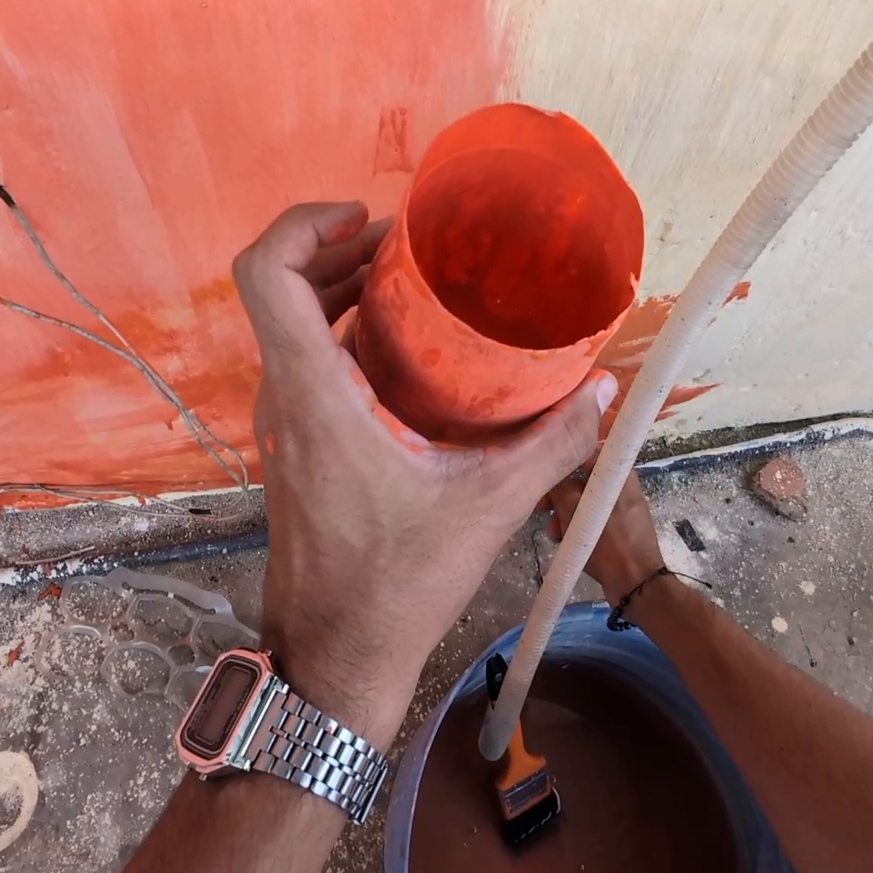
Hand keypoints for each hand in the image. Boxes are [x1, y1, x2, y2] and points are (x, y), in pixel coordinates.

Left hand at [233, 202, 616, 746]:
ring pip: (291, 326)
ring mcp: (283, 422)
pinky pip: (306, 362)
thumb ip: (553, 442)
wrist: (335, 654)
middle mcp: (284, 396)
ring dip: (338, 289)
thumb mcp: (489, 506)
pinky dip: (341, 332)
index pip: (265, 275)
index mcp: (314, 393)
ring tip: (410, 280)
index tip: (363, 218)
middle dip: (338, 249)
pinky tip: (401, 346)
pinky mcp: (295, 444)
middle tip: (409, 245)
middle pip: (281, 289)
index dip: (301, 225)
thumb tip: (606, 389)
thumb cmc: (399, 582)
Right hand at [546, 467, 664, 602]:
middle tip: (542, 509)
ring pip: (583, 501)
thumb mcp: (575, 511)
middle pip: (580, 479)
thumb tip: (549, 472)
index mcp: (618, 472)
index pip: (583, 453)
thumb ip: (560, 486)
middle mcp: (621, 484)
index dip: (559, 464)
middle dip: (558, 496)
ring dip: (564, 514)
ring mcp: (620, 506)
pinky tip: (566, 540)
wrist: (637, 585)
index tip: (543, 479)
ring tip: (555, 533)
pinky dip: (577, 525)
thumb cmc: (608, 543)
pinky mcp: (618, 526)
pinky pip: (591, 517)